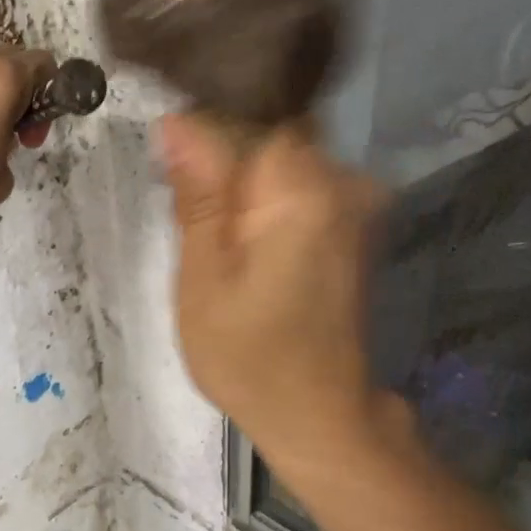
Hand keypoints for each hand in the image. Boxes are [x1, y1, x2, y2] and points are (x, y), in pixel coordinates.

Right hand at [155, 113, 395, 470]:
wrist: (318, 415)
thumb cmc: (248, 357)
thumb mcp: (204, 279)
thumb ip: (199, 196)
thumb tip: (177, 123)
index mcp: (304, 190)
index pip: (249, 115)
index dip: (205, 134)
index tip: (175, 173)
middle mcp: (343, 183)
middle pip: (268, 136)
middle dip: (222, 166)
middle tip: (190, 223)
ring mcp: (355, 205)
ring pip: (280, 164)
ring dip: (240, 189)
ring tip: (212, 243)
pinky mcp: (353, 226)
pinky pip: (298, 190)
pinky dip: (264, 206)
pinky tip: (242, 250)